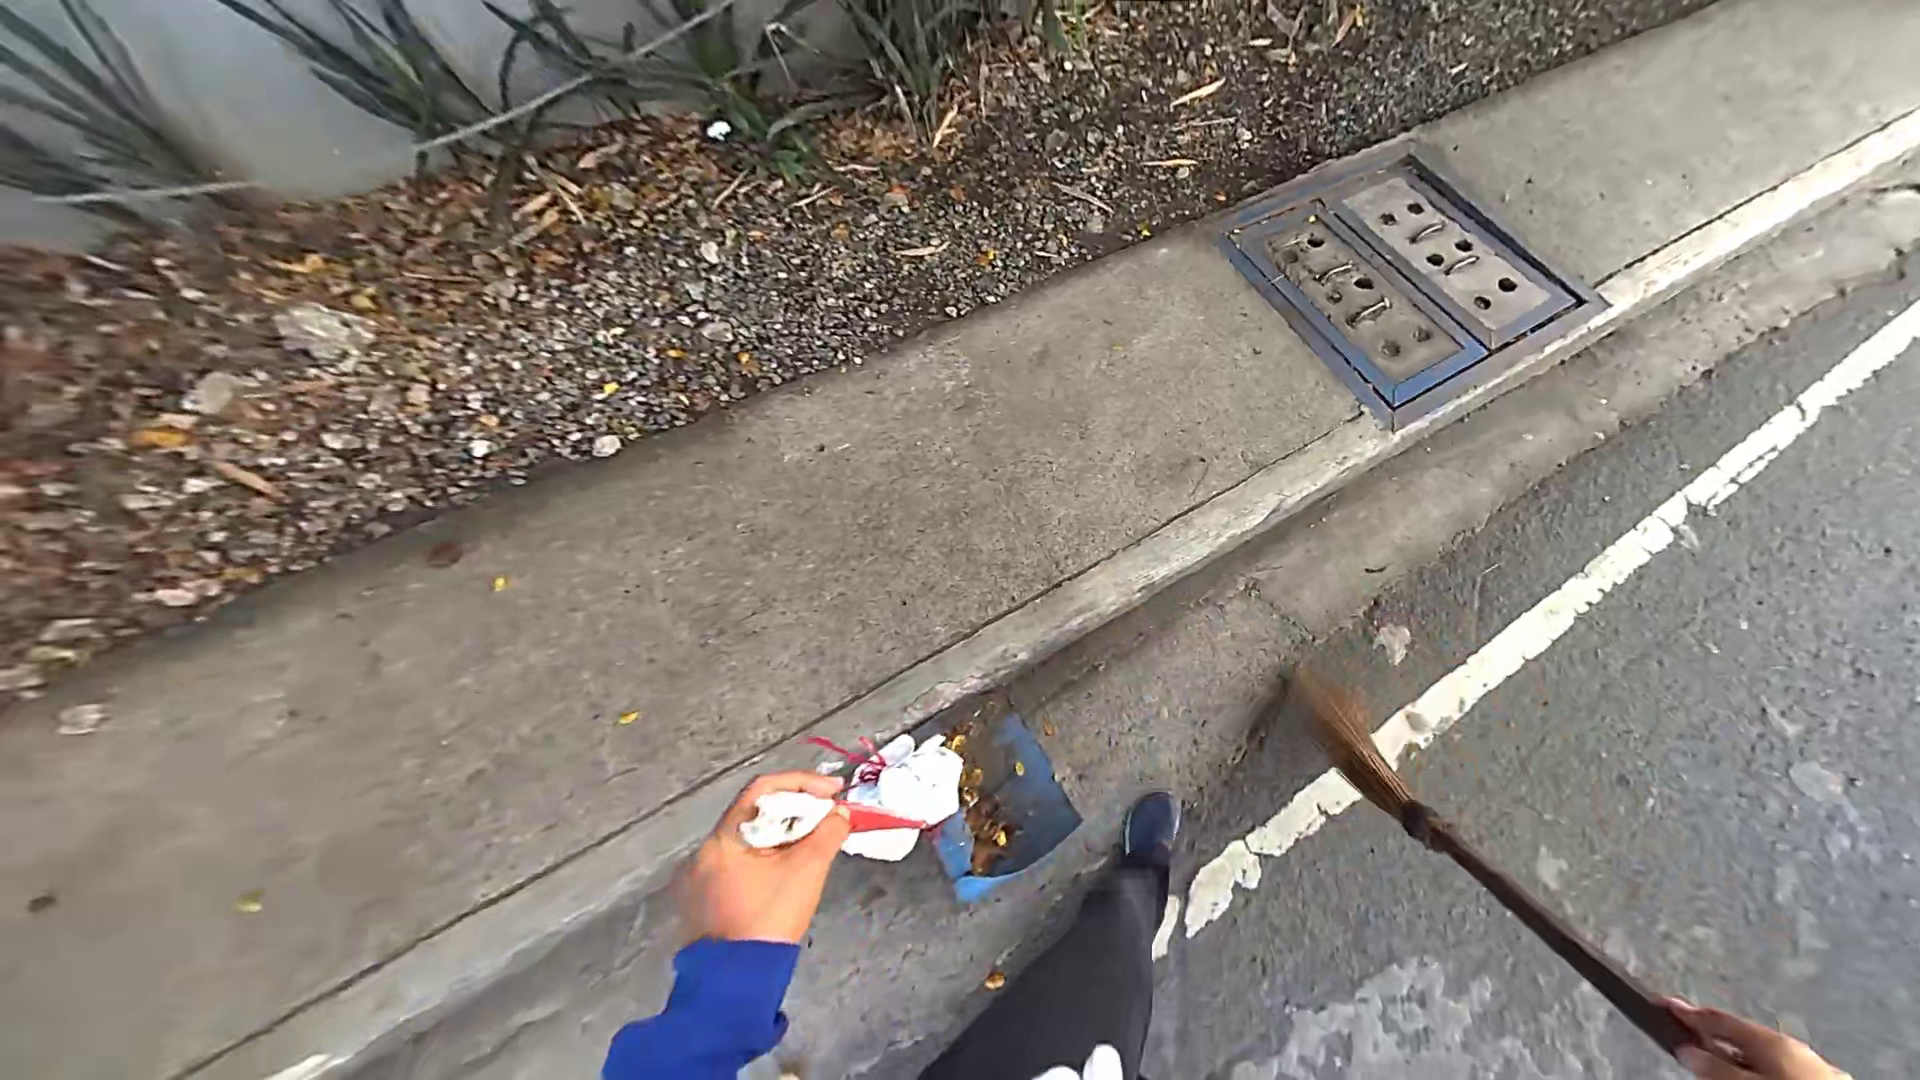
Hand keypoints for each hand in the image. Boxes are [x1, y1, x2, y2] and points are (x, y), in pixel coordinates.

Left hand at [677, 771, 851, 944]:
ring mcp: (699, 877)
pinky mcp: (703, 899)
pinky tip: (788, 865)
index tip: (832, 791)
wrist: (735, 985)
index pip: (763, 788)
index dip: (802, 783)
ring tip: (813, 838)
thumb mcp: (807, 870)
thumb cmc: (770, 919)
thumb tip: (840, 812)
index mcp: (723, 838)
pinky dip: (767, 854)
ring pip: (749, 837)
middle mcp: (704, 851)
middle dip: (796, 808)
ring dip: (783, 832)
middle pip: (756, 812)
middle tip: (826, 814)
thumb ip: (828, 832)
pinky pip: (739, 860)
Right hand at [1666, 999, 1847, 1079]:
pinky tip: (1755, 1074)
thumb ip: (1711, 1064)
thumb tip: (1684, 1050)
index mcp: (1770, 1038)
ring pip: (1764, 1054)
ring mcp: (1817, 1068)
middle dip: (1713, 1035)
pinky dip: (1761, 1067)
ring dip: (1738, 1054)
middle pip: (1741, 1035)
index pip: (1714, 1016)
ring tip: (1719, 1060)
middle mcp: (1793, 1046)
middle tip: (1688, 1036)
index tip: (1661, 1003)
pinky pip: (1783, 1068)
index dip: (1684, 1010)